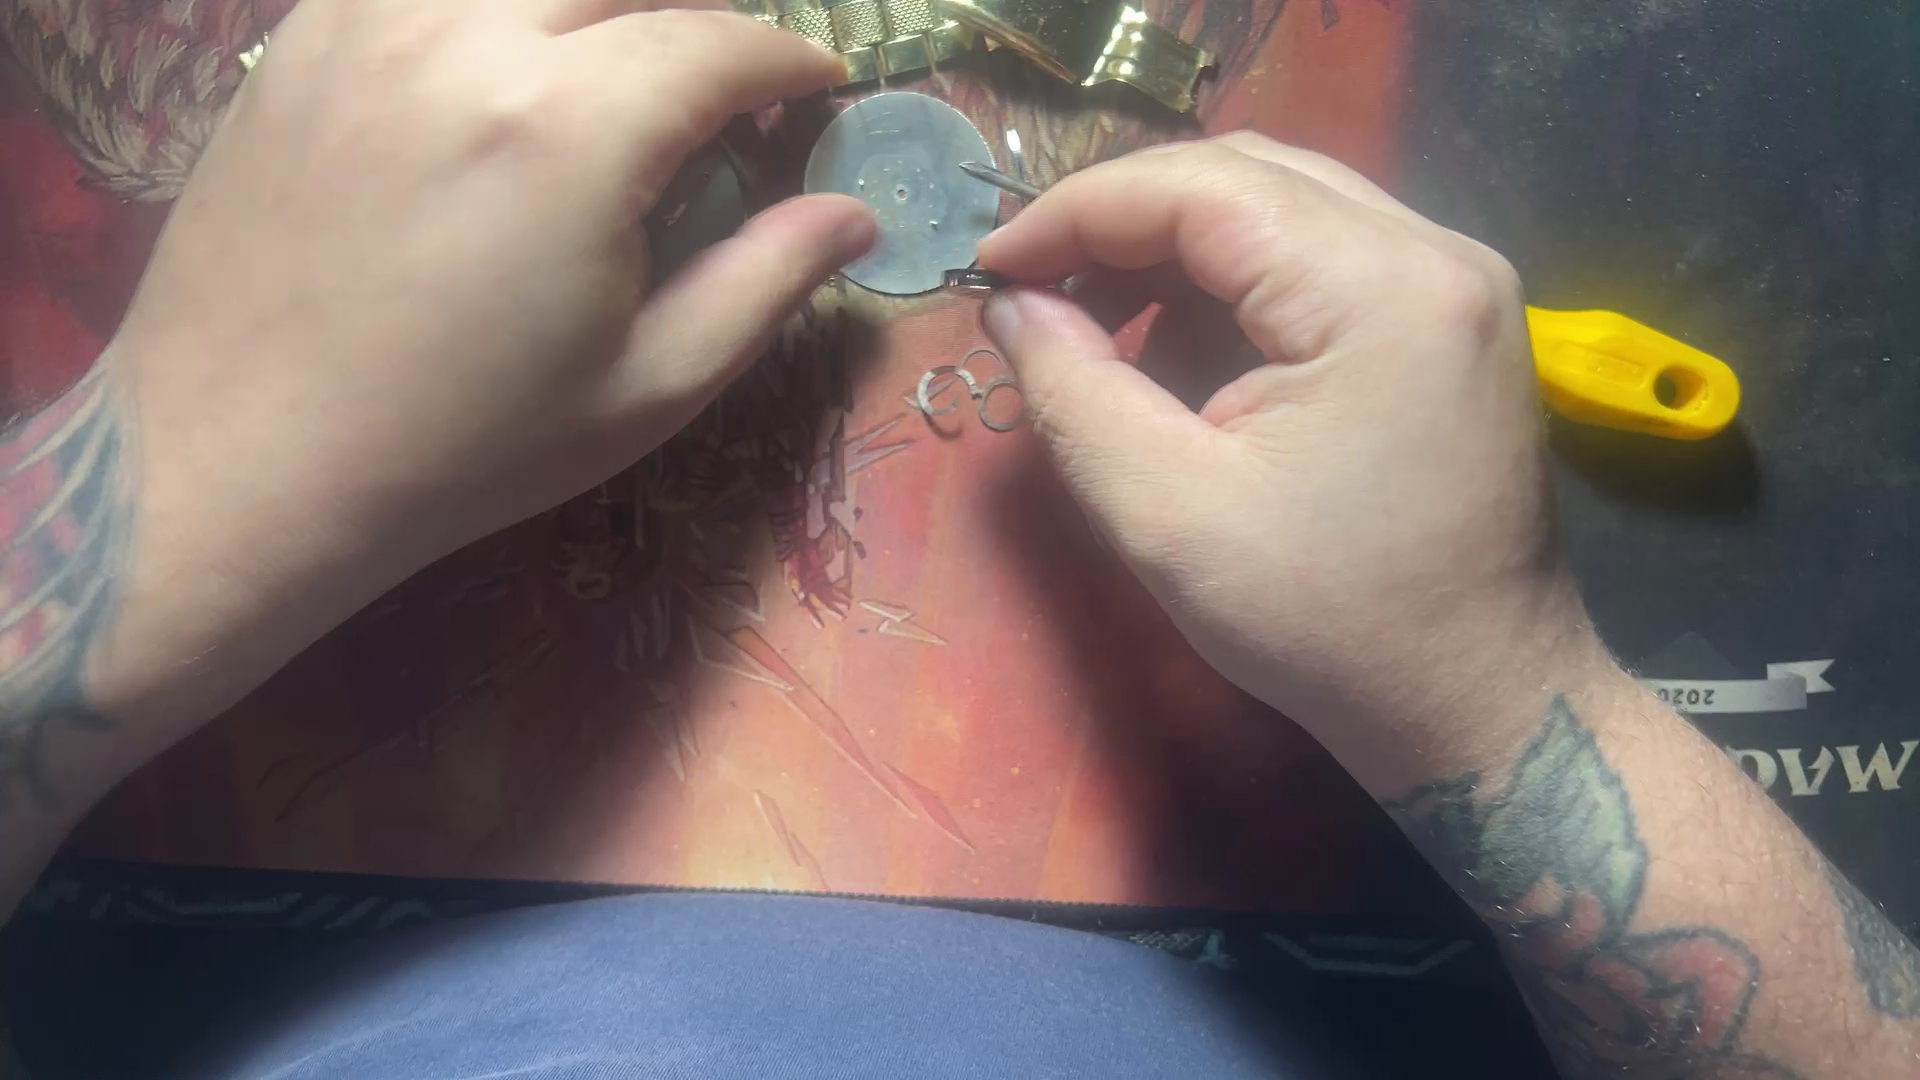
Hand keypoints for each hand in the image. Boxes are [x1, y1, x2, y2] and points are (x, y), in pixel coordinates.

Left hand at [112, 0, 872, 630]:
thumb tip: (857, 216)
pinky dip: (517, 9)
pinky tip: (529, 71)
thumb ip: (769, 280)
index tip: (824, 85)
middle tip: (741, 85)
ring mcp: (367, 20)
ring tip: (645, 74)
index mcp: (572, 130)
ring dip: (614, 6)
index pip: (714, 44)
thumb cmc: (491, 439)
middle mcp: (466, 35)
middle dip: (707, 16)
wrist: (265, 458)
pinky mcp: (304, 38)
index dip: (788, 58)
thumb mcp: (662, 380)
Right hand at [977, 134, 1610, 786]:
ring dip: (1162, 262)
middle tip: (1033, 291)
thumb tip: (1012, 307)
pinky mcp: (1431, 329)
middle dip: (1116, 228)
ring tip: (1092, 332)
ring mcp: (1442, 288)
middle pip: (1239, 183)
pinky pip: (1301, 270)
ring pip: (1269, 218)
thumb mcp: (1163, 513)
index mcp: (1380, 290)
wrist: (1463, 700)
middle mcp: (1431, 256)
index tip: (990, 267)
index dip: (1075, 213)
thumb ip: (1071, 392)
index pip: (1201, 188)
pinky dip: (1214, 298)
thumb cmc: (1319, 623)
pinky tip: (1172, 359)